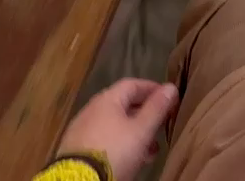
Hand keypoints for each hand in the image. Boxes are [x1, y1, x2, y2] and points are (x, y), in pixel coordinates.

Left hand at [56, 78, 178, 179]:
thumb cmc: (114, 152)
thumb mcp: (142, 131)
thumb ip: (157, 108)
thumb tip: (171, 86)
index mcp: (107, 99)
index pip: (132, 84)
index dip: (151, 89)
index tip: (167, 99)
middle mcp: (91, 109)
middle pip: (122, 105)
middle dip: (144, 116)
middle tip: (159, 128)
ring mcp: (80, 131)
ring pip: (112, 126)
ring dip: (132, 134)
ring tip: (147, 152)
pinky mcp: (73, 151)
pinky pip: (101, 140)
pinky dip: (116, 144)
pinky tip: (126, 159)